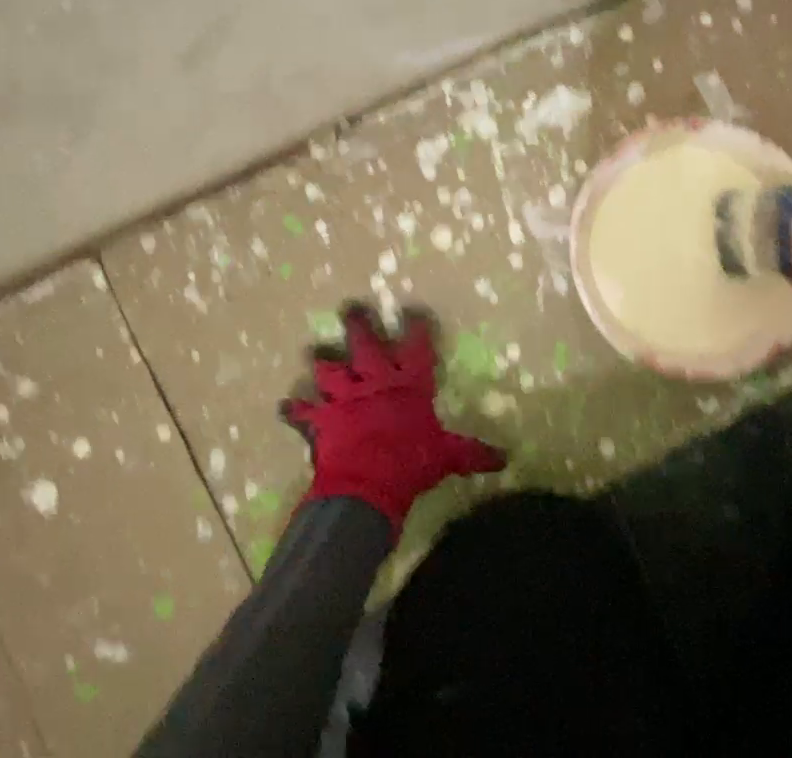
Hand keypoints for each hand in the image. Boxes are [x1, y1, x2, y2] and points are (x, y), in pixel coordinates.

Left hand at [281, 305, 505, 537]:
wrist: (367, 484)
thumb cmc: (413, 463)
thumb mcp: (449, 457)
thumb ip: (474, 453)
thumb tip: (506, 460)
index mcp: (409, 386)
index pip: (416, 348)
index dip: (416, 328)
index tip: (413, 310)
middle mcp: (375, 383)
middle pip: (365, 347)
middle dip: (359, 326)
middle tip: (351, 308)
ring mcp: (345, 400)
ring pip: (330, 371)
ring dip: (322, 362)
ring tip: (314, 351)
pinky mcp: (321, 420)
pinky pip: (304, 411)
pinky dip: (295, 409)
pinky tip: (285, 404)